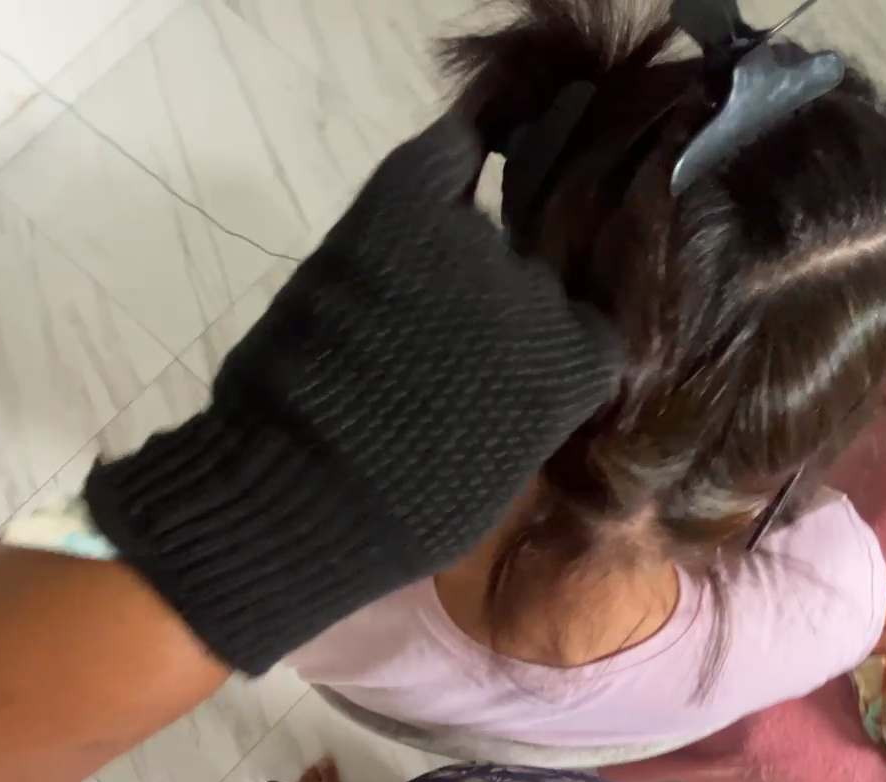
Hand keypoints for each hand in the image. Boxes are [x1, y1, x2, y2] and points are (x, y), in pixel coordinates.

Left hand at [86, 112, 617, 673]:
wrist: (301, 499)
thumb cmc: (396, 519)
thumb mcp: (493, 480)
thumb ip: (523, 415)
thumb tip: (518, 379)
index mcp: (571, 371)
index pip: (584, 330)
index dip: (543, 346)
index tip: (507, 365)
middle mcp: (538, 297)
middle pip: (532, 279)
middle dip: (494, 309)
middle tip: (439, 342)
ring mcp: (470, 250)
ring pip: (483, 233)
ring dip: (455, 261)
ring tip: (406, 299)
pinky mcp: (400, 212)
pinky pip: (443, 158)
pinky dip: (446, 165)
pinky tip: (442, 178)